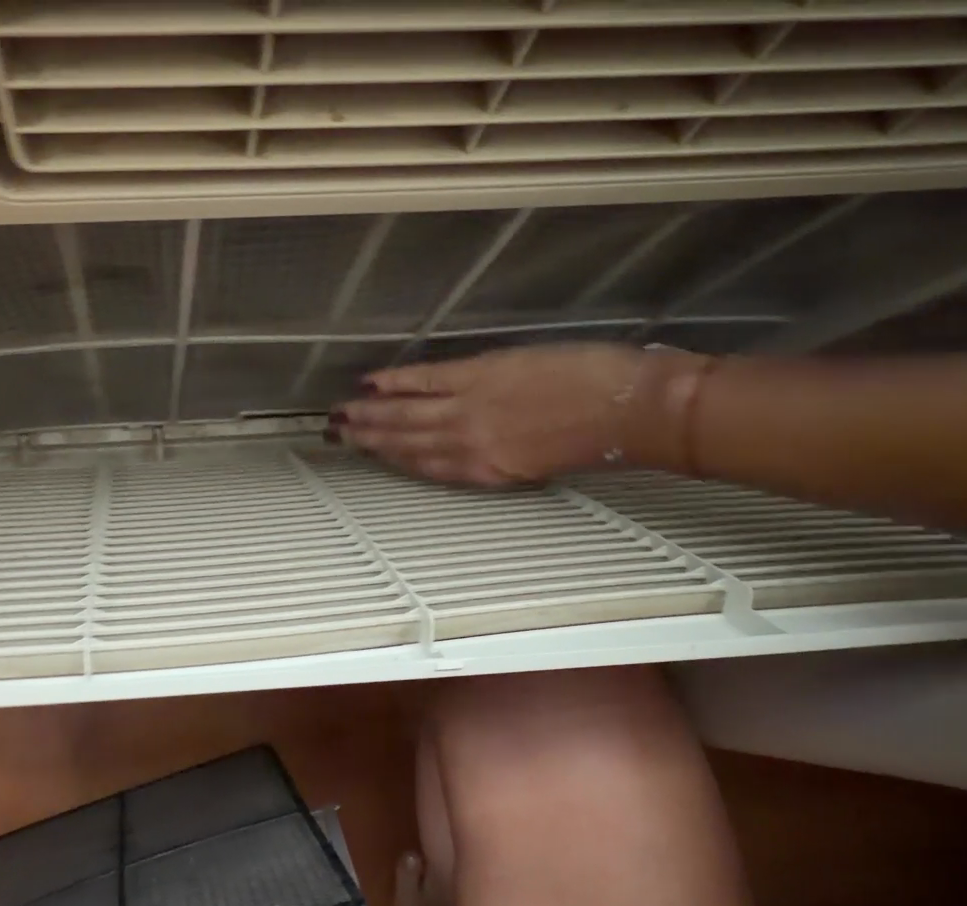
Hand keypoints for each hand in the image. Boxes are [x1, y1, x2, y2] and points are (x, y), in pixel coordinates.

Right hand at [332, 343, 694, 486]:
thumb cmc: (599, 437)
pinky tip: (370, 381)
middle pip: (406, 443)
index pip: (427, 466)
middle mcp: (469, 445)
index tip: (366, 455)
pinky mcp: (478, 375)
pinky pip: (423, 380)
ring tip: (340, 413)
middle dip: (367, 439)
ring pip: (404, 415)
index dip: (392, 460)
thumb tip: (481, 444)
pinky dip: (394, 381)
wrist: (630, 410)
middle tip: (335, 433)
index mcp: (488, 469)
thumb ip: (505, 455)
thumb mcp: (544, 460)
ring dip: (368, 414)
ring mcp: (469, 410)